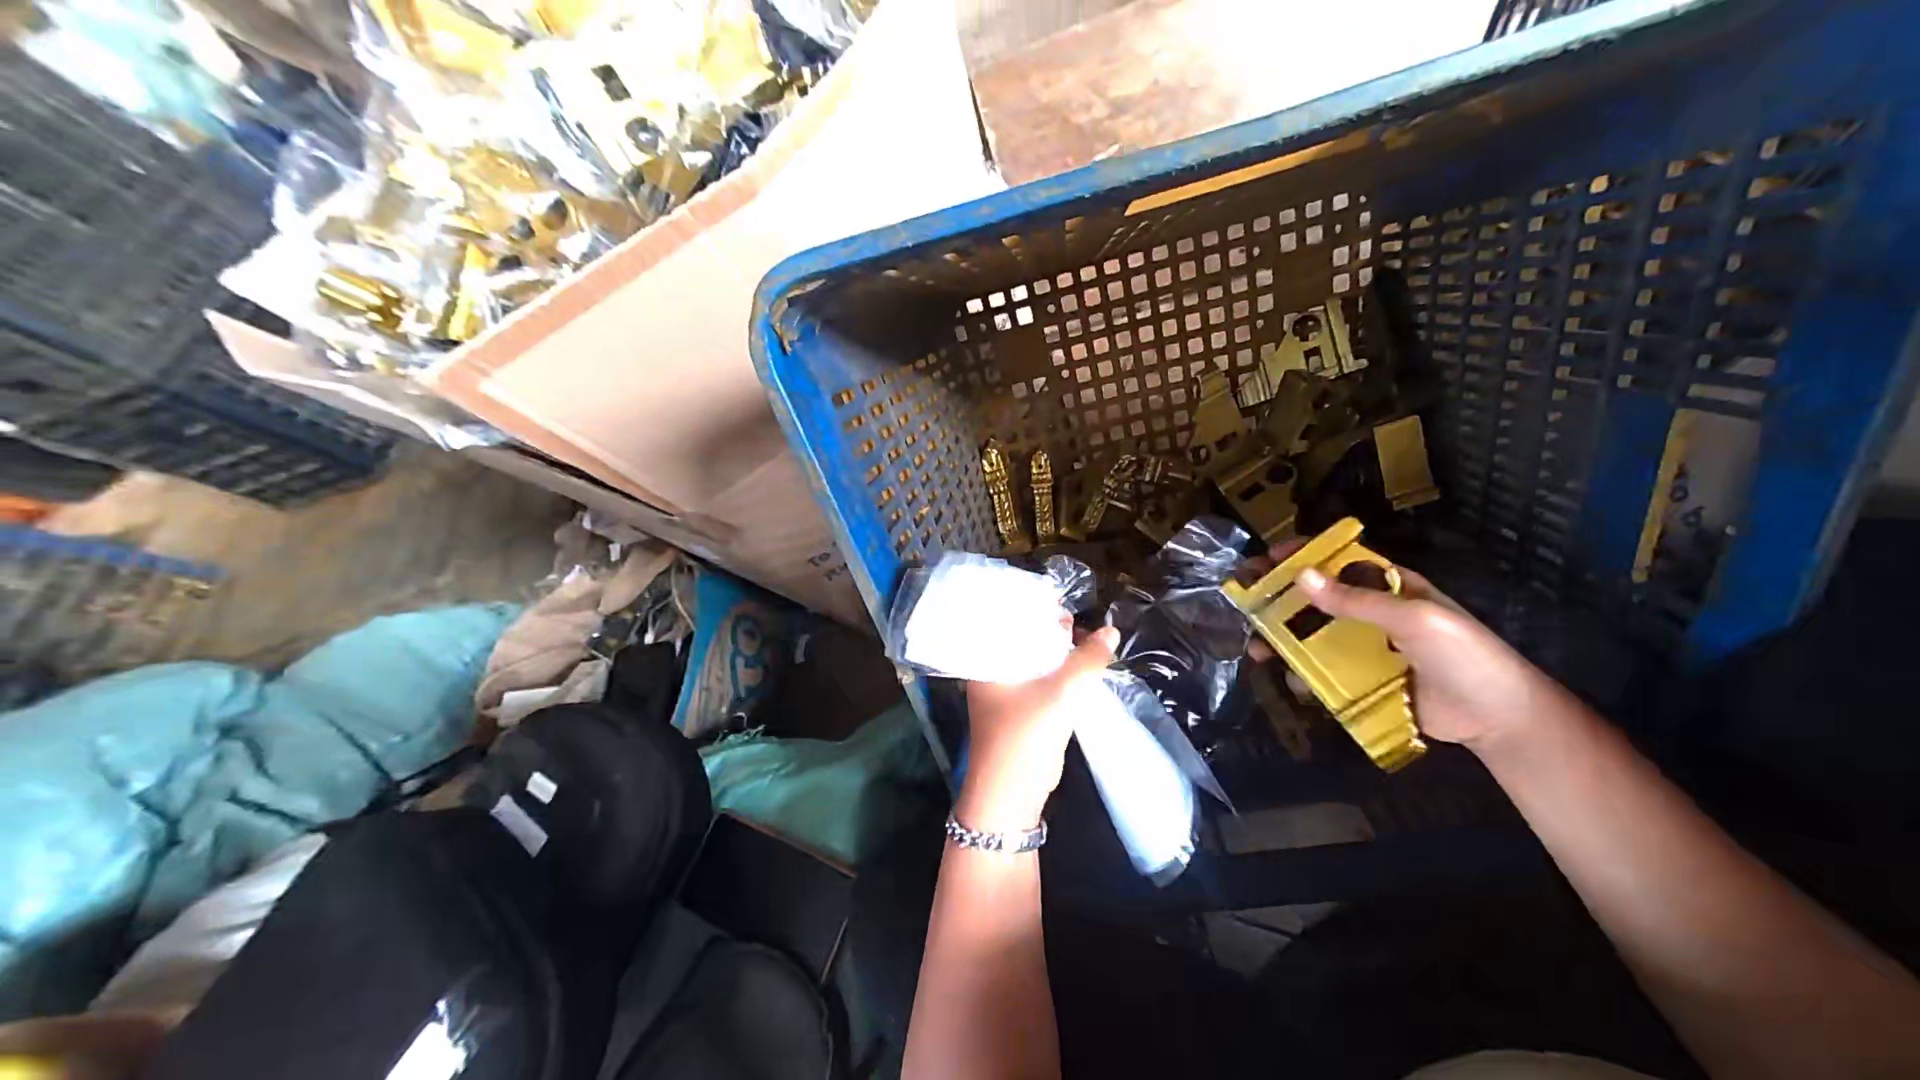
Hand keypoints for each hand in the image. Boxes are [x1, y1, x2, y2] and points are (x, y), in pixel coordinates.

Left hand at [959, 625, 1119, 832]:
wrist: (1012, 795)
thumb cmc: (1025, 736)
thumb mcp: (1060, 693)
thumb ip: (1087, 660)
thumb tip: (1111, 631)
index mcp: (986, 663)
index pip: (1002, 622)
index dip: (1028, 608)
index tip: (1056, 600)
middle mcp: (990, 673)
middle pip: (1019, 640)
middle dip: (1046, 629)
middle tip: (1073, 620)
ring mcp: (1005, 693)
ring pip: (1032, 661)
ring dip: (1055, 651)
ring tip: (1080, 638)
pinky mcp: (1021, 711)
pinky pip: (1039, 680)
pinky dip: (1057, 671)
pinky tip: (1077, 666)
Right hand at [1247, 545, 1560, 750]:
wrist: (1497, 716)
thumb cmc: (1464, 654)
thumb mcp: (1413, 618)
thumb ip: (1357, 600)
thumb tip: (1302, 576)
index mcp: (1388, 586)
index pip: (1337, 561)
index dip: (1302, 556)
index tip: (1266, 560)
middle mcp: (1370, 613)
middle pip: (1316, 600)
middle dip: (1279, 600)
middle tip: (1246, 604)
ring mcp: (1365, 648)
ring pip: (1313, 637)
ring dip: (1282, 641)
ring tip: (1257, 649)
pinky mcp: (1363, 681)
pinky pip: (1324, 673)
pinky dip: (1303, 675)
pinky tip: (1291, 680)